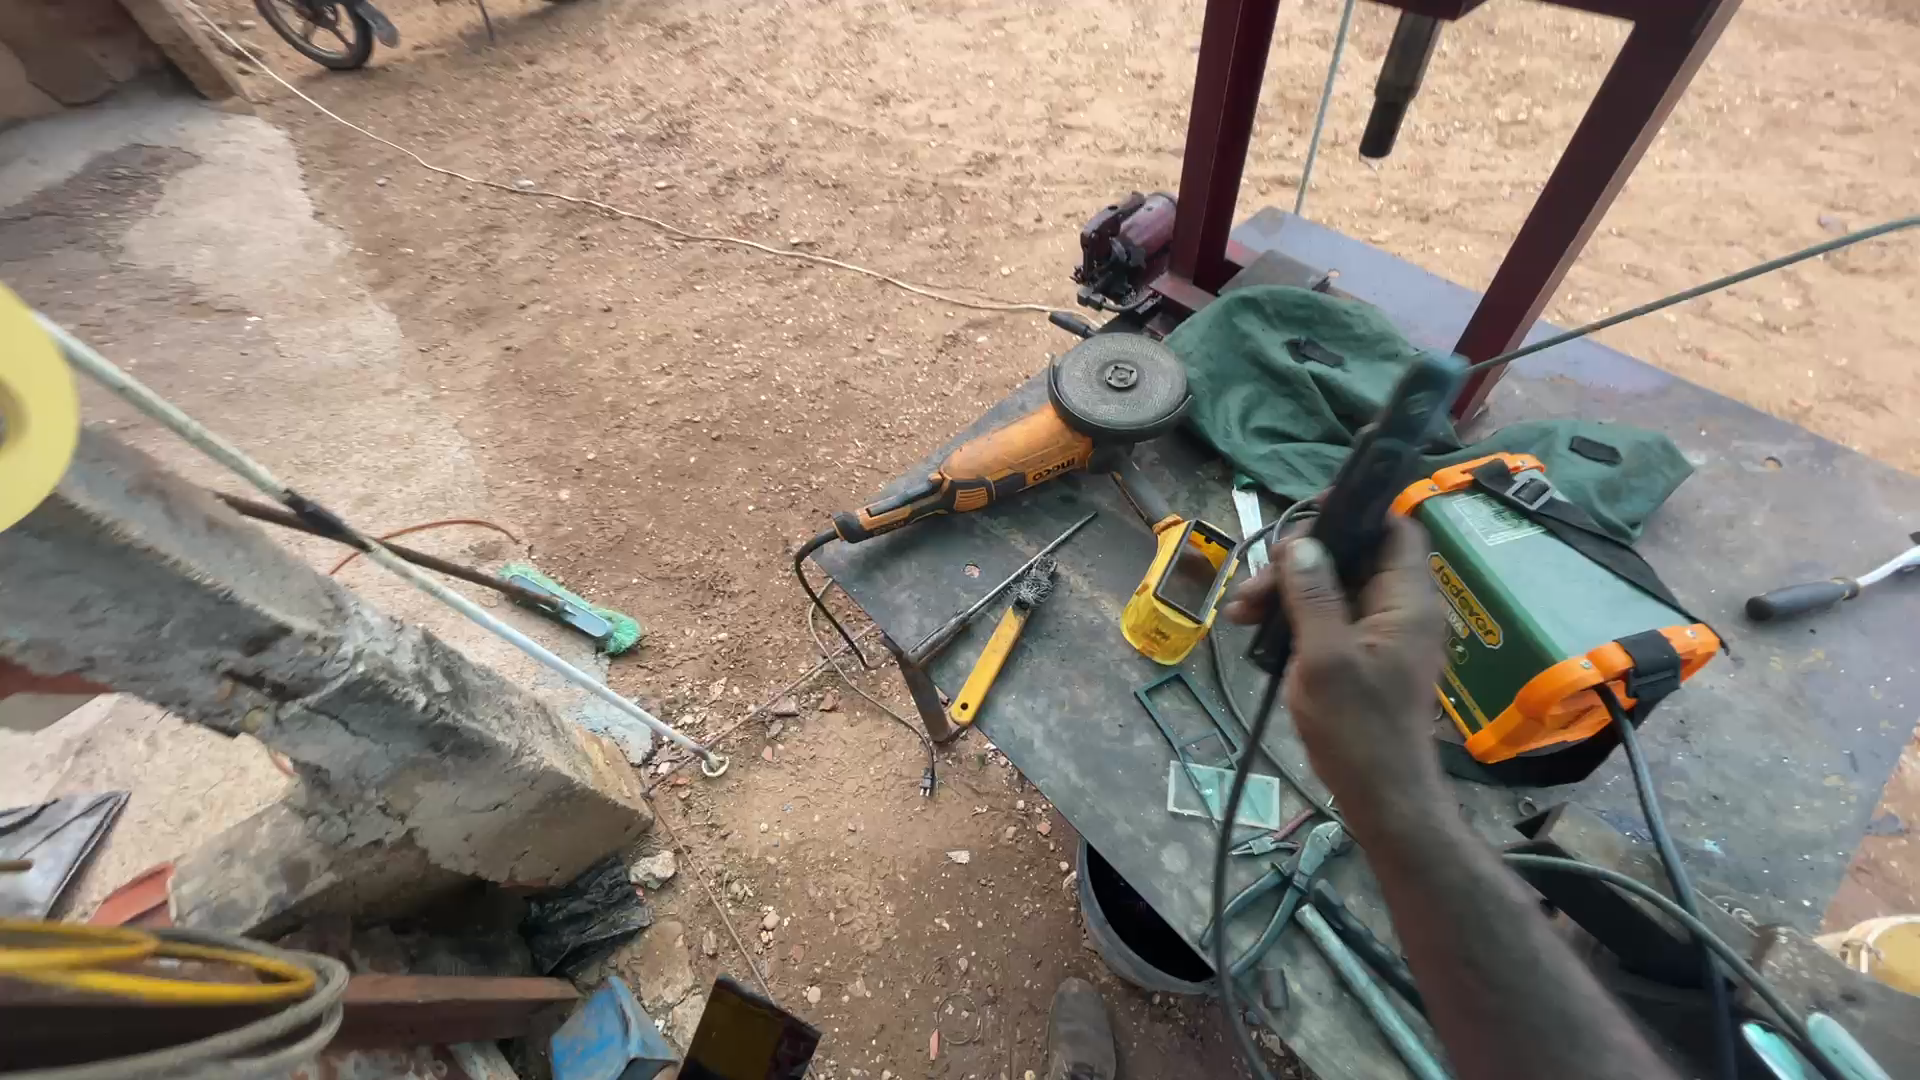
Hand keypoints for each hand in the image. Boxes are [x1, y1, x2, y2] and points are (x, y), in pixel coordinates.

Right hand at [1222, 515, 1449, 829]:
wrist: (1378, 794)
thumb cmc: (1356, 728)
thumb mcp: (1325, 657)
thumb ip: (1313, 596)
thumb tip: (1301, 545)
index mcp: (1405, 602)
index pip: (1393, 531)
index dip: (1354, 515)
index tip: (1304, 519)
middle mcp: (1397, 609)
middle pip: (1348, 558)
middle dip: (1296, 563)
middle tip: (1251, 587)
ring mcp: (1378, 632)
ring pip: (1329, 587)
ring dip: (1284, 591)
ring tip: (1239, 613)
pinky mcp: (1359, 653)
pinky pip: (1325, 616)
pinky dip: (1291, 616)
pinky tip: (1254, 630)